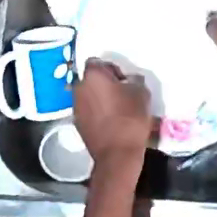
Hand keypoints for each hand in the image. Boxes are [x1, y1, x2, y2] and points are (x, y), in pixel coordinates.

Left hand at [72, 59, 152, 180]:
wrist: (117, 154)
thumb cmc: (130, 118)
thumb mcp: (141, 92)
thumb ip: (133, 80)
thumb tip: (128, 80)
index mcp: (92, 76)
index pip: (97, 62)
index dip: (111, 68)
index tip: (124, 80)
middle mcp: (79, 88)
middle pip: (91, 79)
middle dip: (104, 83)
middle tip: (120, 93)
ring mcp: (76, 107)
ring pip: (88, 95)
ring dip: (99, 97)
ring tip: (116, 108)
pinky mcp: (77, 123)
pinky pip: (87, 110)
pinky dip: (96, 112)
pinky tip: (110, 121)